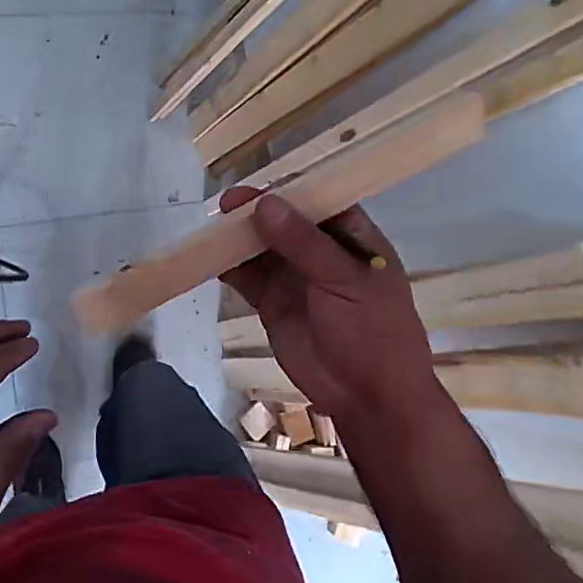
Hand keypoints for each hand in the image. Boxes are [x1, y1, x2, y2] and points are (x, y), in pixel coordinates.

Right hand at [218, 190, 437, 421]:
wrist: (367, 396)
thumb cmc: (372, 330)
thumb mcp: (345, 280)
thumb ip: (304, 243)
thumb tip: (264, 204)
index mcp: (351, 237)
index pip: (318, 200)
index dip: (289, 190)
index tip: (259, 186)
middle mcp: (320, 251)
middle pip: (283, 220)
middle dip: (256, 211)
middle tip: (227, 204)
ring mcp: (294, 276)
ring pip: (261, 247)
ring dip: (239, 237)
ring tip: (214, 228)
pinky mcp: (272, 302)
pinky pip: (246, 277)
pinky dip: (228, 267)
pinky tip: (210, 257)